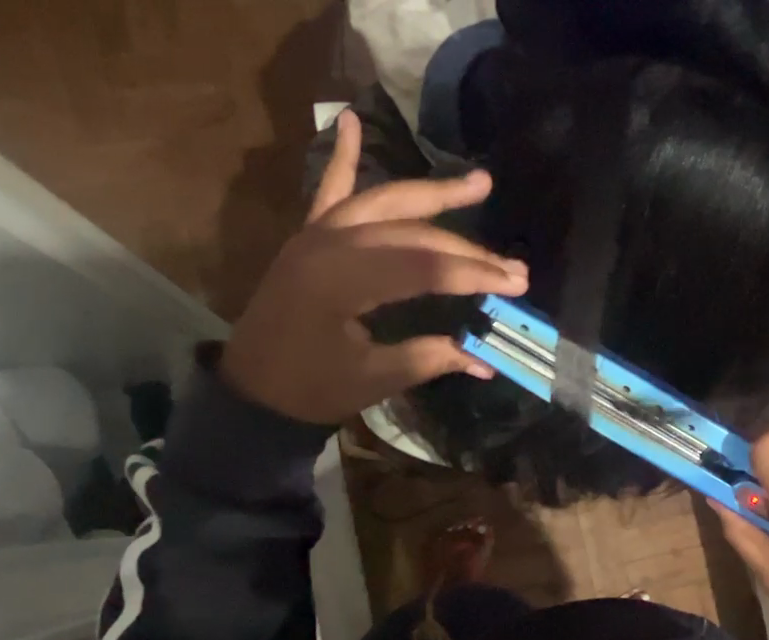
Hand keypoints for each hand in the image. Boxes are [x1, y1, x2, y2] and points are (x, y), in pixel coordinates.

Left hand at [219, 110, 529, 423]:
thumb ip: (429, 359)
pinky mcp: (308, 236)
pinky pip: (330, 191)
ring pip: (384, 202)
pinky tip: (350, 119)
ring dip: (432, 194)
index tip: (515, 285)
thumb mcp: (373, 380)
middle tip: (513, 264)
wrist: (253, 391)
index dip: (472, 275)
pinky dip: (343, 156)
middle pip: (412, 233)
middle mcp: (330, 244)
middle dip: (467, 249)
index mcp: (342, 282)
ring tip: (479, 184)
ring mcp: (316, 234)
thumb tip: (485, 360)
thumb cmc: (311, 390)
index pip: (422, 267)